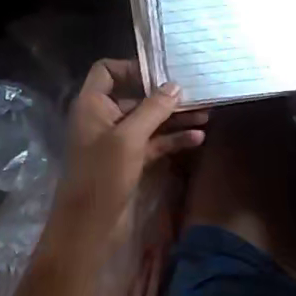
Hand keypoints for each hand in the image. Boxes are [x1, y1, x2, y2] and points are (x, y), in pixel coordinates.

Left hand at [55, 60, 208, 236]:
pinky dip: (173, 139)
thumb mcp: (129, 138)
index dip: (133, 68)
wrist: (88, 227)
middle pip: (136, 96)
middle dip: (166, 96)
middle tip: (198, 94)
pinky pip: (155, 142)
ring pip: (150, 121)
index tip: (162, 74)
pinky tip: (197, 139)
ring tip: (207, 116)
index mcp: (92, 105)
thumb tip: (175, 85)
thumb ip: (153, 108)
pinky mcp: (130, 161)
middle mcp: (104, 118)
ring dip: (176, 118)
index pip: (107, 71)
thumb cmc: (102, 175)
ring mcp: (118, 141)